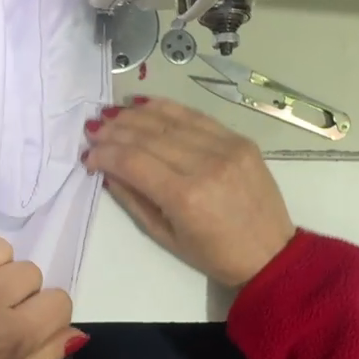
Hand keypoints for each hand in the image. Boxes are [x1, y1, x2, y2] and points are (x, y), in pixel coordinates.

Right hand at [83, 96, 295, 288]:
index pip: (133, 162)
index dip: (105, 155)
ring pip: (170, 121)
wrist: (270, 252)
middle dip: (115, 130)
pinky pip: (196, 116)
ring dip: (135, 115)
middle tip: (92, 128)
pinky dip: (167, 107)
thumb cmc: (213, 254)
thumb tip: (106, 170)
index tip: (87, 154)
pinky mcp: (240, 140)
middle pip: (148, 137)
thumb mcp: (165, 236)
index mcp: (185, 198)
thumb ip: (133, 199)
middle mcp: (205, 166)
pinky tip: (143, 104)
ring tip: (111, 113)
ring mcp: (226, 148)